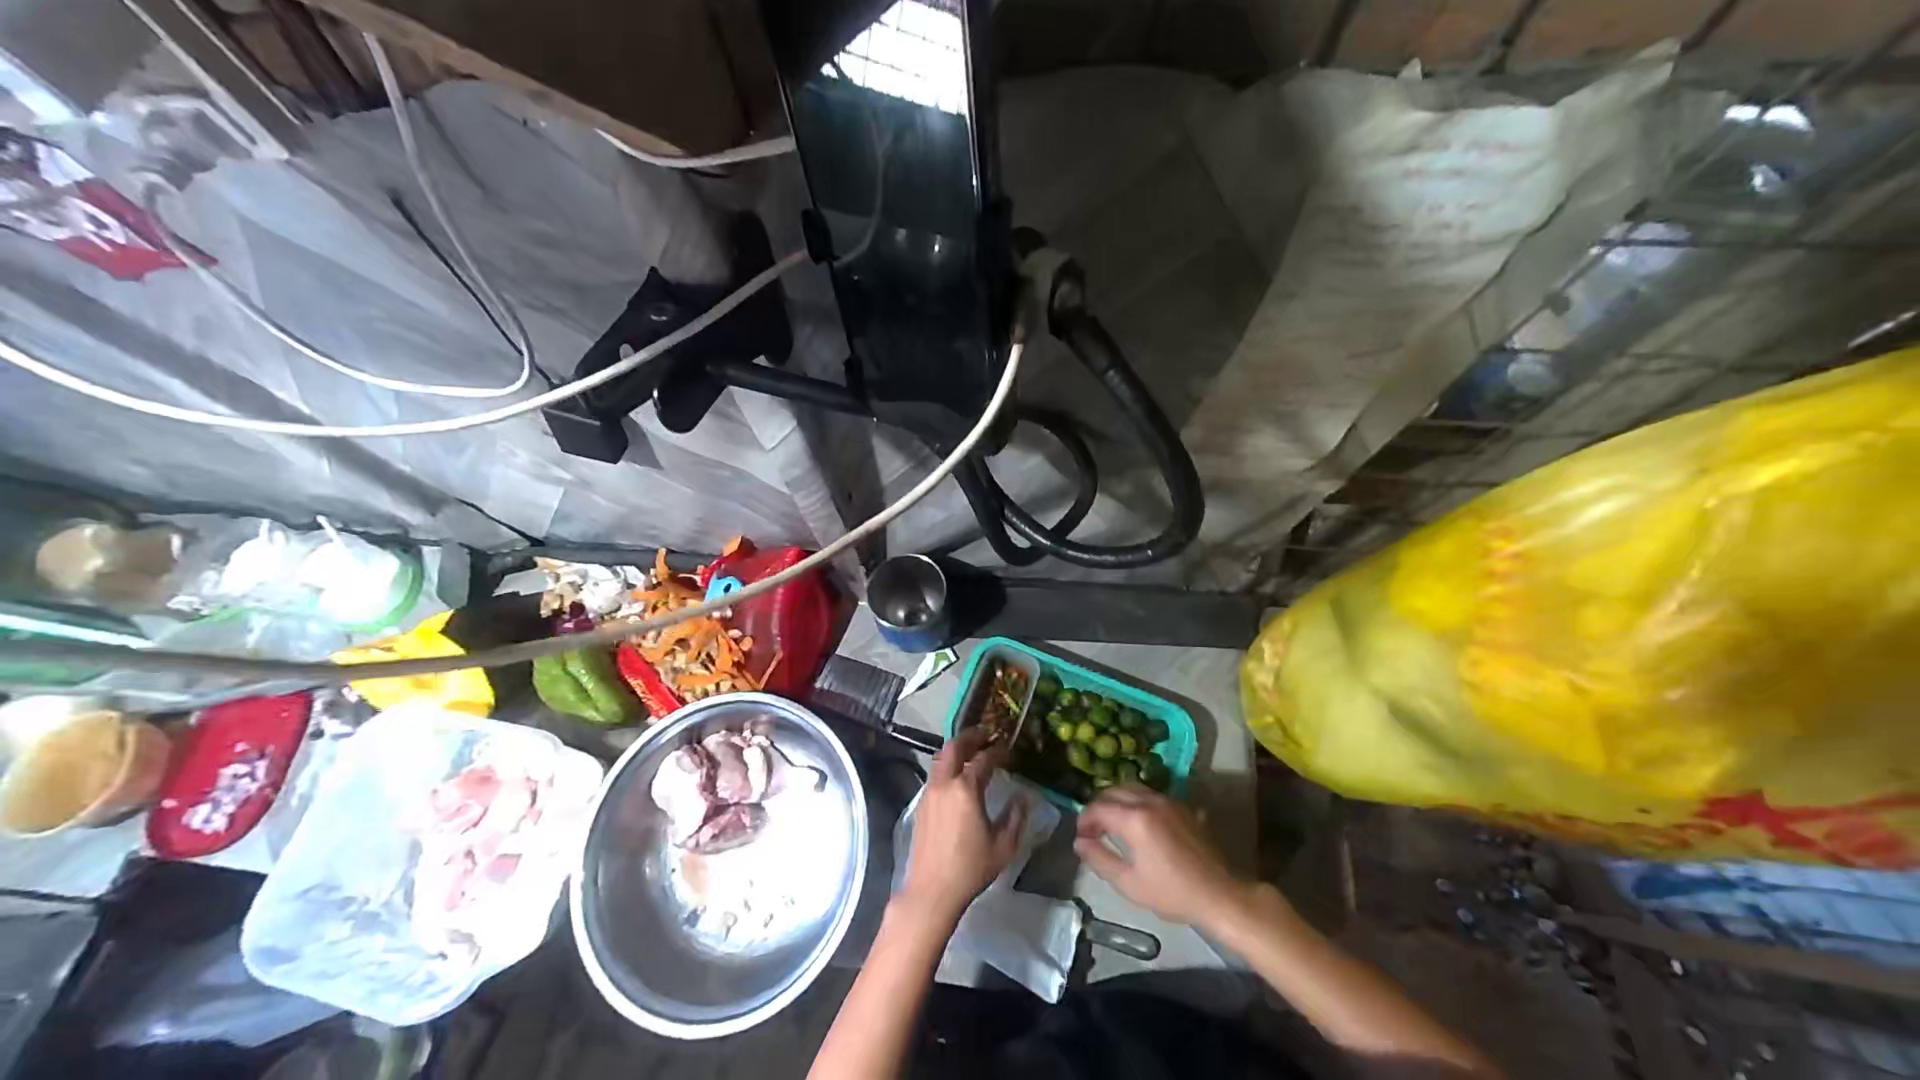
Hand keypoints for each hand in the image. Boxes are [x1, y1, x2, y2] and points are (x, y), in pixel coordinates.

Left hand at [900, 728, 1027, 923]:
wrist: (932, 890)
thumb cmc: (971, 868)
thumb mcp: (1004, 846)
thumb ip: (1015, 817)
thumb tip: (1023, 797)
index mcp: (966, 789)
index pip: (985, 759)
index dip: (999, 751)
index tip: (1009, 751)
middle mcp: (944, 783)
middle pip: (955, 746)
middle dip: (972, 736)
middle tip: (987, 734)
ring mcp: (929, 792)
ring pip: (941, 757)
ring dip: (957, 748)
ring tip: (972, 750)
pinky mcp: (921, 803)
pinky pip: (935, 773)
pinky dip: (947, 764)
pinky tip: (957, 775)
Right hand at [1074, 785, 1258, 928]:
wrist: (1220, 895)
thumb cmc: (1172, 893)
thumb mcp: (1128, 882)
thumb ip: (1099, 858)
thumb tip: (1080, 842)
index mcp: (1135, 818)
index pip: (1098, 808)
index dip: (1084, 820)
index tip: (1081, 837)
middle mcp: (1151, 801)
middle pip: (1114, 791)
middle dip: (1099, 808)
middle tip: (1094, 830)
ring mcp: (1170, 801)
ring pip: (1134, 789)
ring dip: (1118, 802)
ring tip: (1114, 825)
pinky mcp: (1185, 807)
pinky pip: (1153, 796)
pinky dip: (1138, 803)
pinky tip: (1141, 825)